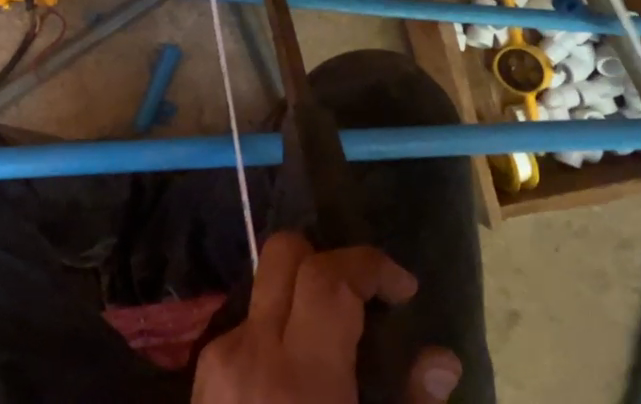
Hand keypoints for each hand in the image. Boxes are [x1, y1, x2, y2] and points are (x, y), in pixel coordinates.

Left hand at [191, 232, 461, 403]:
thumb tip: (438, 362)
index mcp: (299, 373)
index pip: (327, 276)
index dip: (370, 265)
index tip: (404, 287)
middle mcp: (248, 350)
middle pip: (282, 256)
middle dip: (328, 257)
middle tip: (368, 296)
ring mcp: (217, 362)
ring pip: (262, 293)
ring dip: (302, 300)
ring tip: (341, 347)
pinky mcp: (201, 381)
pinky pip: (246, 332)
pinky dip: (279, 335)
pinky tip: (303, 384)